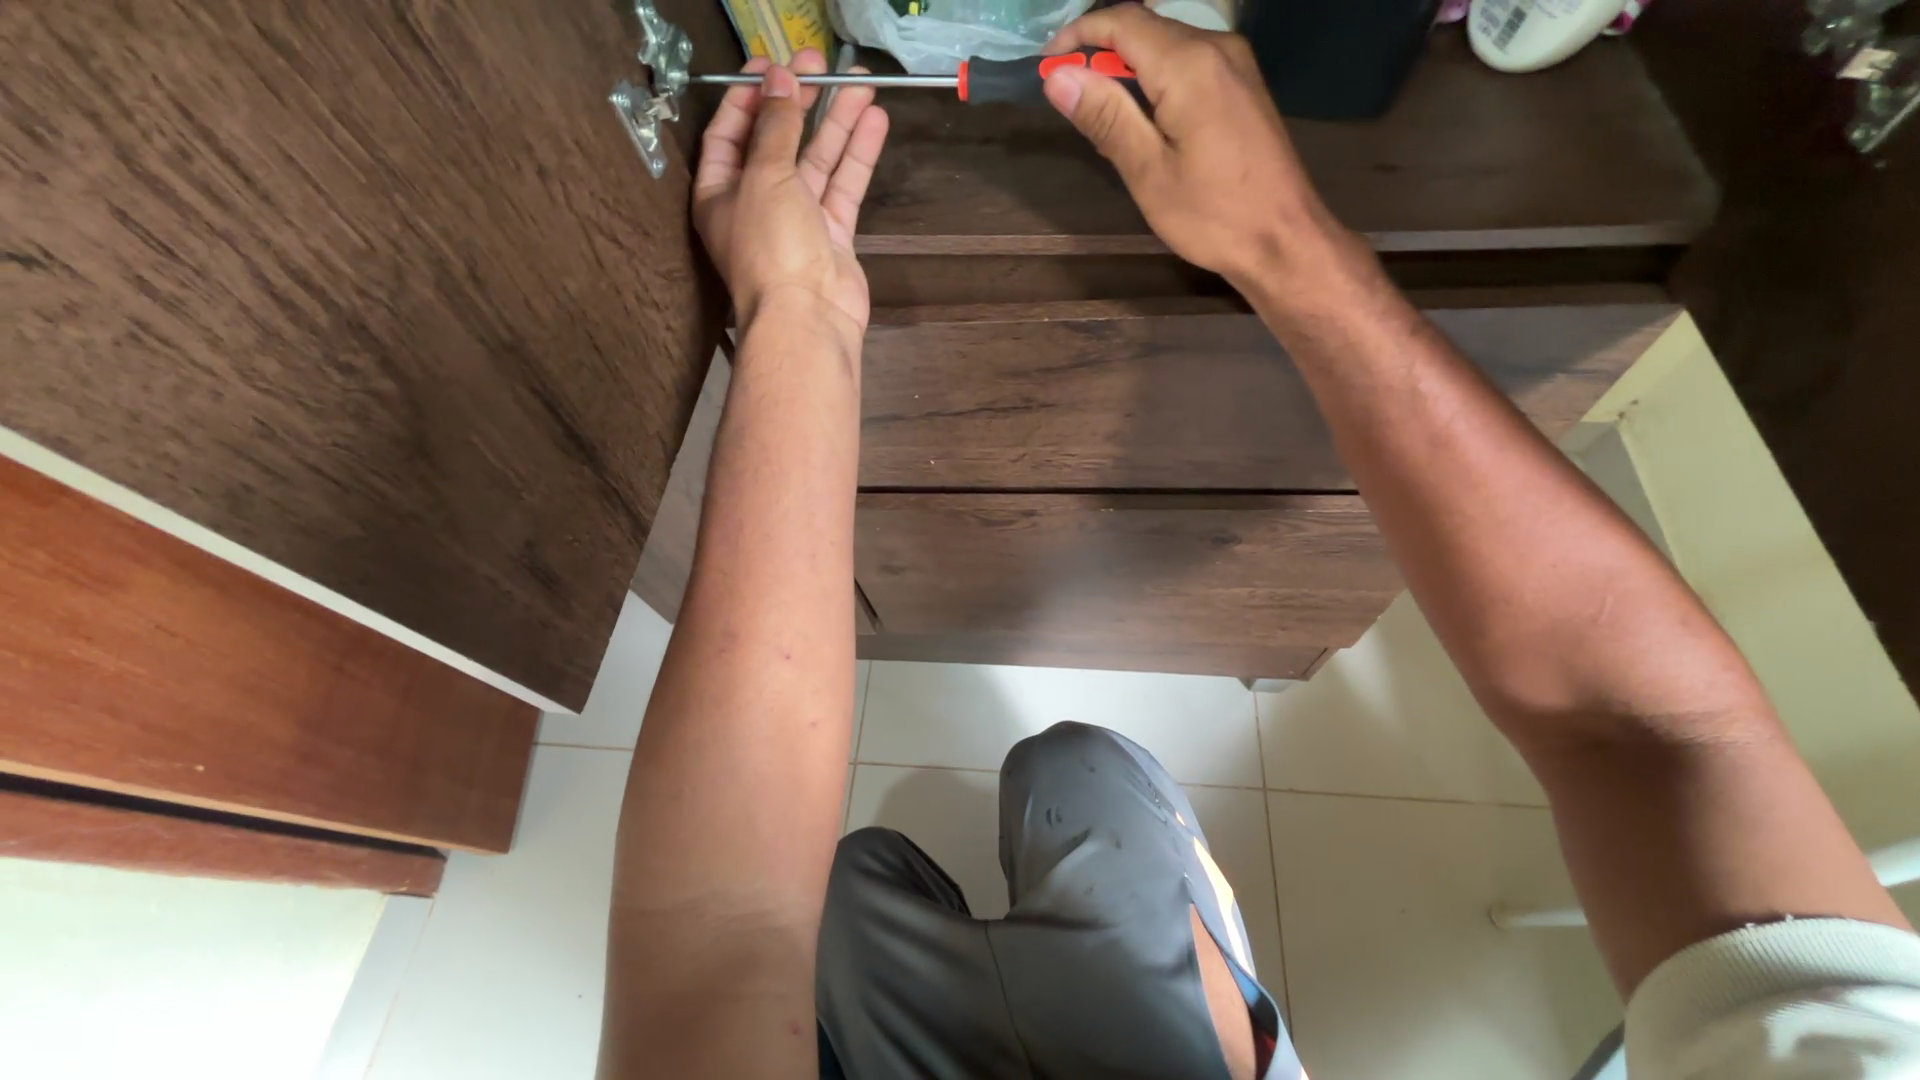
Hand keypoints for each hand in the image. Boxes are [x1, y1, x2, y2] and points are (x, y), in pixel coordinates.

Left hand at [693, 50, 889, 333]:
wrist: (807, 317)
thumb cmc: (770, 246)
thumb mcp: (765, 176)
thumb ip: (776, 126)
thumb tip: (780, 80)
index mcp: (720, 192)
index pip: (729, 133)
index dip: (748, 96)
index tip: (772, 64)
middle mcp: (756, 204)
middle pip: (778, 142)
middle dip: (799, 102)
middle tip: (821, 64)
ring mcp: (797, 221)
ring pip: (817, 162)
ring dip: (837, 123)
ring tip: (860, 84)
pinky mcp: (832, 236)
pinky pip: (843, 187)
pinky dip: (857, 156)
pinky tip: (874, 122)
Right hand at [1043, 6, 1349, 291]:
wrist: (1283, 238)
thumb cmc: (1212, 214)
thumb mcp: (1148, 172)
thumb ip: (1106, 117)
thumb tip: (1059, 78)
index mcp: (1189, 65)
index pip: (1123, 22)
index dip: (1078, 37)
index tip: (1047, 68)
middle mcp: (1216, 48)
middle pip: (1146, 28)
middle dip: (1101, 53)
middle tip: (1069, 98)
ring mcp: (1235, 65)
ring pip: (1167, 46)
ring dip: (1128, 69)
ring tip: (1101, 116)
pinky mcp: (1243, 86)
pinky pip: (1189, 65)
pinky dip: (1156, 81)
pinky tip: (1143, 122)